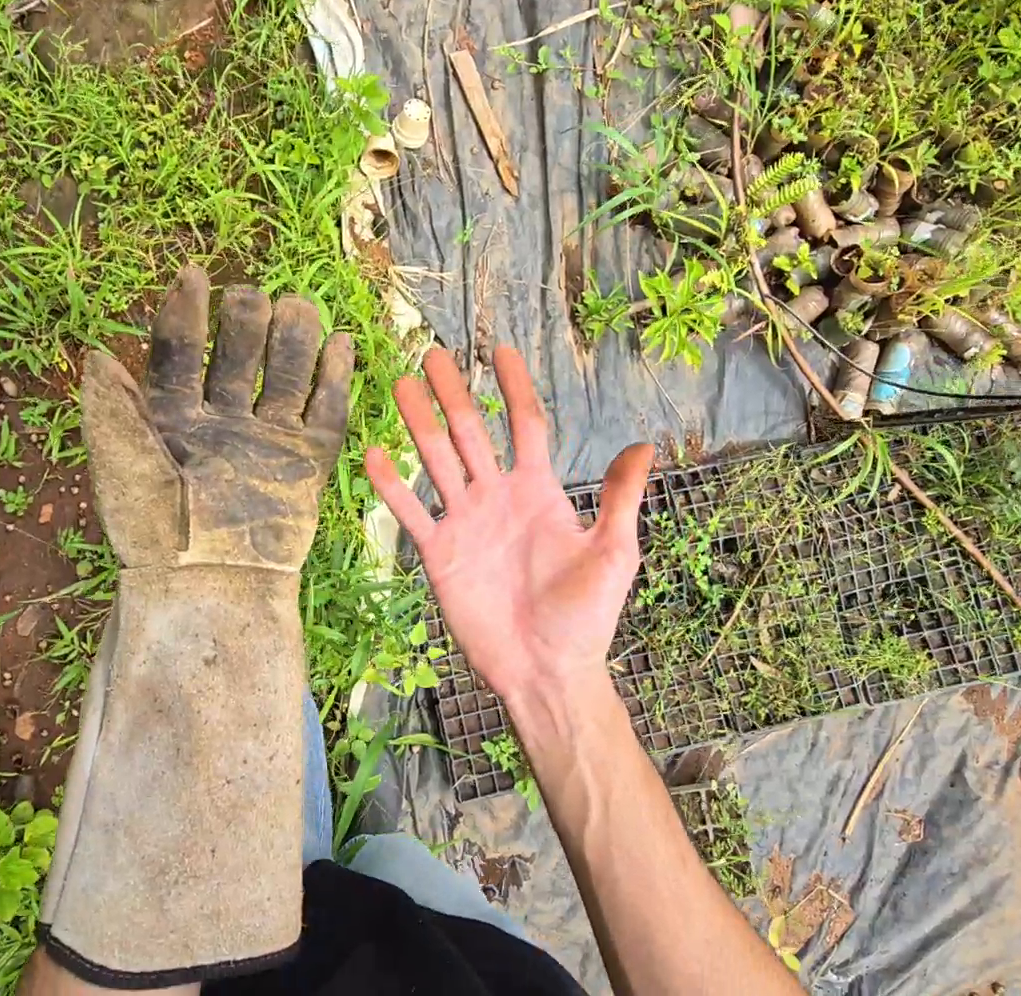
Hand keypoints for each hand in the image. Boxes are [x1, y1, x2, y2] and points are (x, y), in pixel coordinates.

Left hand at [81, 265, 352, 570]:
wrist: (210, 586)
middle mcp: (222, 421)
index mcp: (172, 417)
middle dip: (246, 320)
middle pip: (239, 354)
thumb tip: (95, 351)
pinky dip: (336, 377)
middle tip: (253, 297)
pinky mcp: (307, 462)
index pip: (179, 350)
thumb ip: (111, 408)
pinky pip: (326, 412)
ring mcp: (267, 440)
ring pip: (286, 374)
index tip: (194, 272)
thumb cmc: (155, 532)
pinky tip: (341, 342)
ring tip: (297, 305)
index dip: (185, 311)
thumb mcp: (122, 465)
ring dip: (292, 337)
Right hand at [363, 346, 651, 712]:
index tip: (501, 350)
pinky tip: (375, 454)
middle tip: (433, 355)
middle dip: (453, 393)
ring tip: (401, 386)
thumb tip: (644, 445)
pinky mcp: (440, 554)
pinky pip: (412, 512)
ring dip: (419, 423)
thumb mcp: (613, 553)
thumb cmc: (585, 615)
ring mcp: (465, 522)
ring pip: (437, 461)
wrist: (547, 669)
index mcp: (539, 491)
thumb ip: (619, 498)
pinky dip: (392, 486)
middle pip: (470, 432)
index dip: (514, 387)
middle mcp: (497, 497)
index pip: (524, 425)